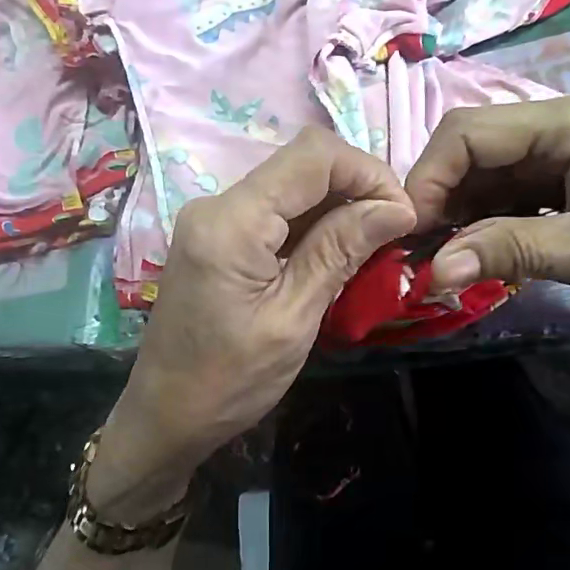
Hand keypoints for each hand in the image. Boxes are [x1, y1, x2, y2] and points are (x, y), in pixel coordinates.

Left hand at [94, 129, 416, 518]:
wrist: (166, 413)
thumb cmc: (230, 381)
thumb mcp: (293, 319)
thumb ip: (339, 251)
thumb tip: (397, 207)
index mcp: (230, 221)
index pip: (312, 156)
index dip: (367, 173)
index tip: (403, 216)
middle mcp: (215, 205)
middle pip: (300, 165)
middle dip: (355, 188)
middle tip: (392, 234)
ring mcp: (210, 219)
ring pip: (288, 186)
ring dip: (335, 207)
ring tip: (370, 247)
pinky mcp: (213, 237)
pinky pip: (270, 211)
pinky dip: (308, 223)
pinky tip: (332, 253)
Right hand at [402, 95, 569, 314]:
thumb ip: (513, 252)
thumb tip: (432, 271)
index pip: (470, 130)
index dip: (427, 177)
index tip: (409, 232)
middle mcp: (567, 122)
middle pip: (473, 147)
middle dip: (438, 197)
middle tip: (419, 251)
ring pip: (486, 170)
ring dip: (459, 212)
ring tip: (444, 257)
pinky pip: (509, 189)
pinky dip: (485, 220)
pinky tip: (479, 250)